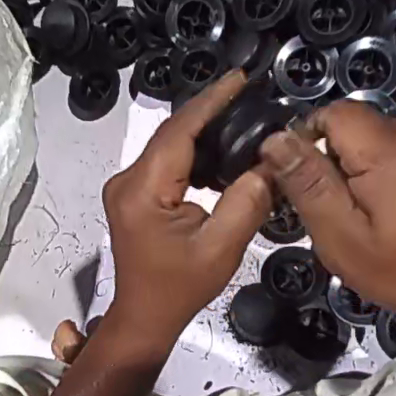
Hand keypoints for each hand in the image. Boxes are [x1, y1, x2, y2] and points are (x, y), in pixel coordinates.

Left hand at [102, 71, 272, 349]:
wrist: (145, 316)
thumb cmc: (177, 291)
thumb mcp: (221, 249)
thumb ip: (247, 202)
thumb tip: (269, 163)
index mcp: (142, 192)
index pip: (179, 131)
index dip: (211, 101)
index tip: (239, 80)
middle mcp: (127, 182)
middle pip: (172, 133)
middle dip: (210, 112)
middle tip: (248, 96)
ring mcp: (126, 188)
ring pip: (168, 145)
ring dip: (203, 132)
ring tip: (240, 120)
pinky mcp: (133, 195)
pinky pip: (165, 162)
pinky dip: (193, 154)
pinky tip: (219, 155)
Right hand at [258, 102, 395, 336]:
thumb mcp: (338, 233)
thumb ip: (307, 182)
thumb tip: (276, 141)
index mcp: (392, 153)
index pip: (333, 112)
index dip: (309, 141)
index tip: (306, 179)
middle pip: (353, 124)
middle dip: (332, 159)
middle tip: (334, 206)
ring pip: (371, 137)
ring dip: (354, 167)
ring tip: (359, 212)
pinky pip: (394, 150)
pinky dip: (378, 172)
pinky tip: (381, 209)